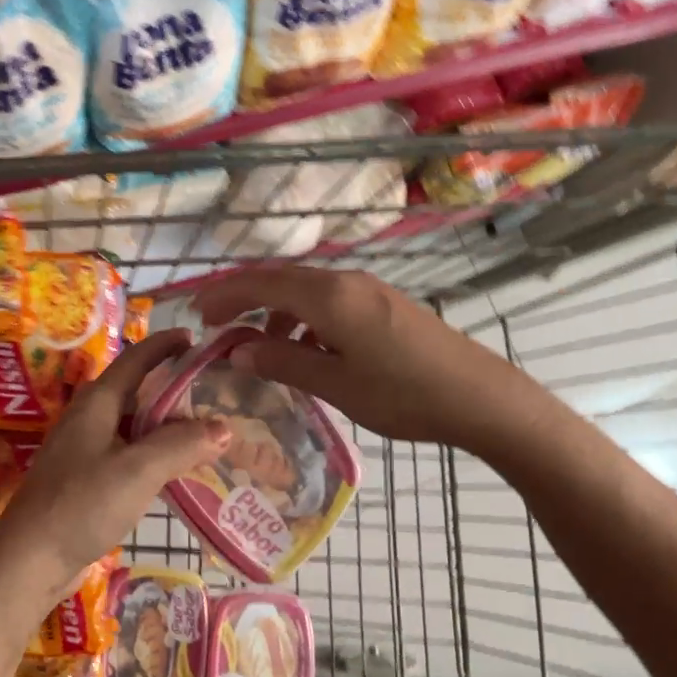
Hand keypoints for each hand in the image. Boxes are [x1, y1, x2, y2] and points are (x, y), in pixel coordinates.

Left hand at [0, 329, 230, 607]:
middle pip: (137, 392)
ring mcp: (84, 450)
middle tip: (214, 401)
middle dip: (173, 393)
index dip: (165, 345)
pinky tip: (175, 472)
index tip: (196, 338)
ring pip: (133, 426)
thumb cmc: (82, 504)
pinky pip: (127, 454)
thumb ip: (182, 444)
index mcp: (97, 402)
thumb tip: (224, 427)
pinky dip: (154, 455)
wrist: (29, 560)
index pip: (136, 358)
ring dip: (166, 428)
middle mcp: (89, 418)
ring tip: (204, 437)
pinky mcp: (85, 480)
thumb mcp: (138, 470)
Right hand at [193, 267, 565, 459]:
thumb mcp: (336, 384)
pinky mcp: (386, 305)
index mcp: (328, 296)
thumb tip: (236, 351)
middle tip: (215, 325)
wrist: (482, 397)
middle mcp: (346, 281)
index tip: (195, 314)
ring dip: (275, 311)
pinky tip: (308, 349)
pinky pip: (330, 301)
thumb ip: (282, 362)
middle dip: (244, 298)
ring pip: (307, 290)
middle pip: (281, 279)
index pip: (260, 283)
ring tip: (260, 346)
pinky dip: (305, 318)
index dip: (223, 295)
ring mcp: (370, 290)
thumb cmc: (403, 394)